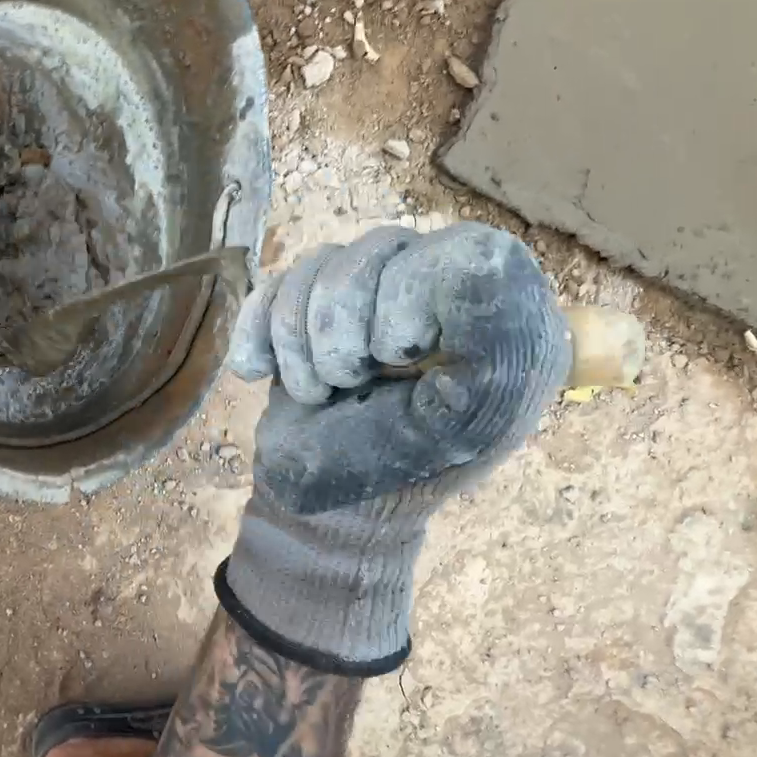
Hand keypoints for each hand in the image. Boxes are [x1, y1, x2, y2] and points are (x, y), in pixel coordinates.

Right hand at [218, 222, 569, 673]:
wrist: (321, 506)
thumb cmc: (396, 474)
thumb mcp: (459, 420)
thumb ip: (489, 339)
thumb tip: (482, 252)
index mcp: (501, 318)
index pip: (461, 249)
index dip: (410, 294)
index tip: (397, 358)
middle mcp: (440, 295)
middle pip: (377, 250)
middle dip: (339, 325)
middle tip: (346, 384)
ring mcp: (372, 298)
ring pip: (320, 264)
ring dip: (296, 336)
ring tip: (313, 391)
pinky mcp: (314, 310)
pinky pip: (275, 283)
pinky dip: (255, 329)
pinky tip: (254, 371)